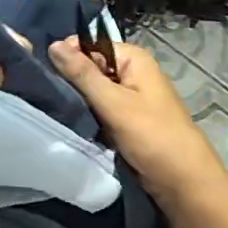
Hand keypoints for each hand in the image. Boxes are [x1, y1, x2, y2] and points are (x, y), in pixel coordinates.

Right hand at [50, 37, 225, 197]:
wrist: (184, 183)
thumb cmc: (152, 136)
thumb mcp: (113, 102)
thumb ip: (82, 73)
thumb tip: (53, 44)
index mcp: (133, 59)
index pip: (90, 45)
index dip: (67, 55)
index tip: (44, 71)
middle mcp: (132, 72)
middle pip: (90, 67)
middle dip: (70, 79)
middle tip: (45, 93)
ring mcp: (130, 97)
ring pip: (93, 90)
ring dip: (77, 100)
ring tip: (52, 106)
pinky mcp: (126, 119)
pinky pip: (99, 109)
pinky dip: (87, 114)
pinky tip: (69, 120)